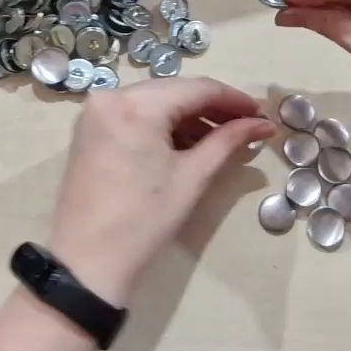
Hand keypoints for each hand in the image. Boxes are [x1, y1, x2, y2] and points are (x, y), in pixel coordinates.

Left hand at [50, 78, 273, 305]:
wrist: (87, 262)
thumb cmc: (144, 221)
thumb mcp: (192, 177)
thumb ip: (228, 141)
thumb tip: (263, 124)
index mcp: (136, 105)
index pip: (197, 88)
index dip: (234, 99)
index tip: (261, 113)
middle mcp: (110, 96)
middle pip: (175, 90)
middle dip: (212, 107)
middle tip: (247, 125)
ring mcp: (95, 111)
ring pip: (155, 101)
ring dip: (188, 116)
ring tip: (223, 138)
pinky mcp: (89, 128)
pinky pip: (135, 113)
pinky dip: (162, 124)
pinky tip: (188, 143)